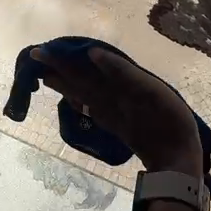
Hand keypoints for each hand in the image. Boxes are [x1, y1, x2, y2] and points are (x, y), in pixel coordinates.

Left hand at [35, 44, 203, 177]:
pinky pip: (90, 109)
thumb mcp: (149, 90)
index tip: (39, 52)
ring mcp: (109, 115)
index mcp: (110, 92)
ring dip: (64, 84)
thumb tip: (92, 54)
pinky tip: (76, 99)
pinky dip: (79, 100)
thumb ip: (120, 71)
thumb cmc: (168, 120)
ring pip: (81, 96)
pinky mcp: (115, 125)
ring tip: (48, 76)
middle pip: (76, 84)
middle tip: (36, 58)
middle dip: (56, 70)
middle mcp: (104, 103)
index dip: (60, 62)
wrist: (174, 158)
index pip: (78, 73)